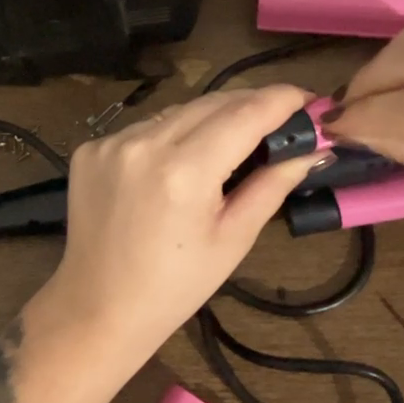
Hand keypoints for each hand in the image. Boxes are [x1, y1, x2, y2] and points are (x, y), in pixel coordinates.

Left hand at [33, 85, 326, 361]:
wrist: (99, 304)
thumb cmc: (176, 284)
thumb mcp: (233, 238)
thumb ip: (272, 185)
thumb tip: (313, 148)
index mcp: (184, 170)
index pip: (244, 113)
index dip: (281, 99)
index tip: (308, 98)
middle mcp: (144, 144)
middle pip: (210, 103)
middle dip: (249, 105)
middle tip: (279, 119)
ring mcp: (110, 142)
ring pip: (175, 112)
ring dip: (207, 120)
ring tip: (229, 143)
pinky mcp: (90, 148)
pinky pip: (142, 129)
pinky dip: (166, 137)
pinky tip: (174, 163)